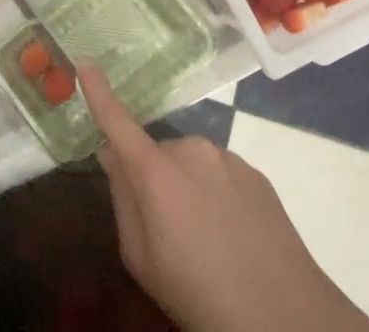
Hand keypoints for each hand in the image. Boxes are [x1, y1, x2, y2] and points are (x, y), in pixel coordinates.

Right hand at [83, 67, 368, 331]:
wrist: (282, 314)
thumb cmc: (196, 289)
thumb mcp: (140, 256)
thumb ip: (123, 199)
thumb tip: (113, 156)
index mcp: (156, 171)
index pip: (117, 121)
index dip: (98, 92)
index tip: (85, 62)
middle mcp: (191, 151)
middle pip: (157, 156)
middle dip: (153, 180)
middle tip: (165, 229)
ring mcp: (229, 159)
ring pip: (191, 166)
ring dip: (187, 189)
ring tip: (204, 239)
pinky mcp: (257, 174)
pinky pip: (221, 176)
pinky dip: (217, 197)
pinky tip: (231, 236)